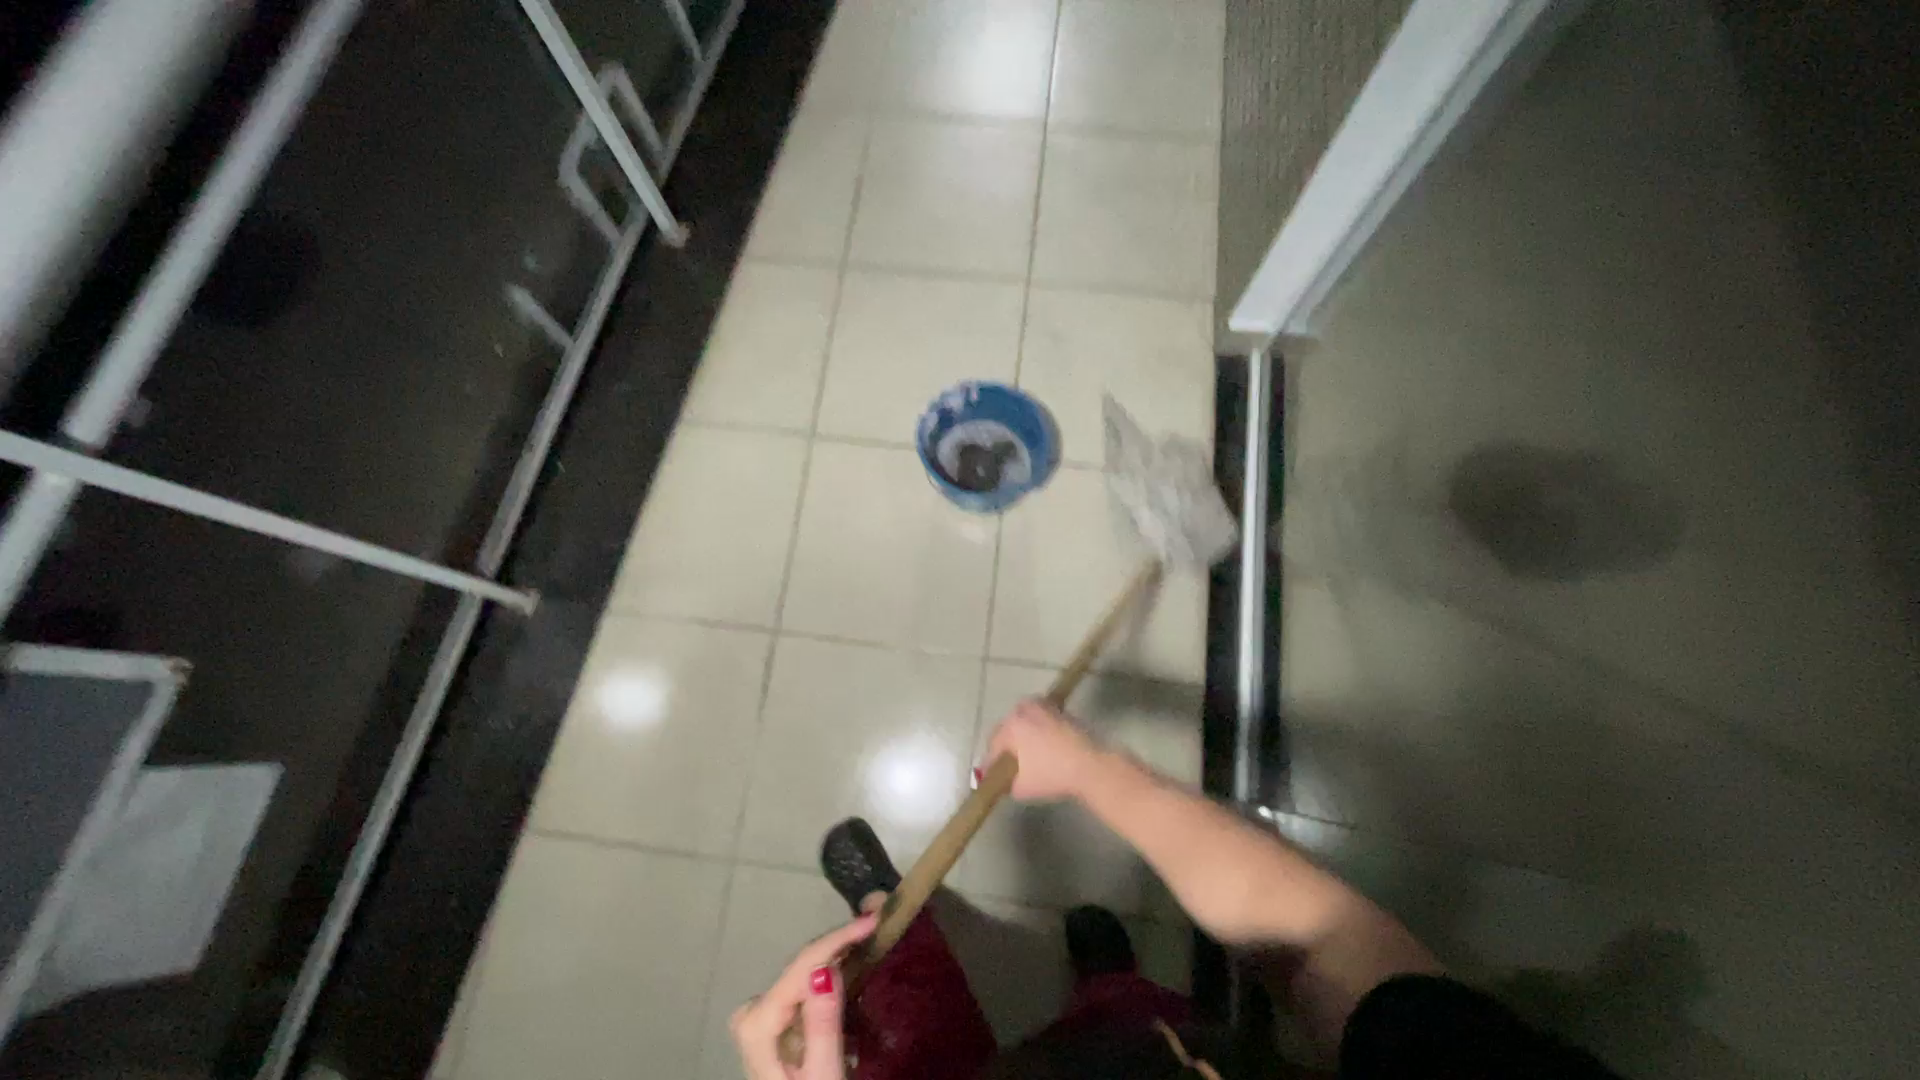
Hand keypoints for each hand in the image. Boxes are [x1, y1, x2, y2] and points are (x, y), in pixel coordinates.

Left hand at [730, 913, 875, 1079]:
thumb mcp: (824, 1076)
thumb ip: (823, 1025)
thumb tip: (825, 969)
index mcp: (757, 1021)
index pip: (803, 966)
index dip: (839, 938)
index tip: (874, 921)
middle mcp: (751, 1011)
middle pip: (803, 966)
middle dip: (841, 945)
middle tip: (877, 926)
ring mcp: (759, 1015)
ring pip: (804, 974)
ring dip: (837, 960)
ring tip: (869, 941)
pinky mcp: (770, 1022)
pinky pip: (803, 989)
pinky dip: (829, 981)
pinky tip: (850, 973)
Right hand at [985, 697, 1104, 800]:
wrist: (1091, 766)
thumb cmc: (1052, 775)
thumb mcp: (1022, 788)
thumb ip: (1008, 784)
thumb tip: (1006, 782)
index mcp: (1011, 727)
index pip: (994, 745)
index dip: (990, 763)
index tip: (989, 776)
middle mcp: (1024, 711)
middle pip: (1007, 727)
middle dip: (1005, 743)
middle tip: (1006, 761)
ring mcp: (1045, 708)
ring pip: (1025, 717)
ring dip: (1021, 731)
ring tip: (1024, 750)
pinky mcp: (1062, 711)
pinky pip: (1042, 718)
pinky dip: (1038, 728)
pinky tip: (1043, 744)